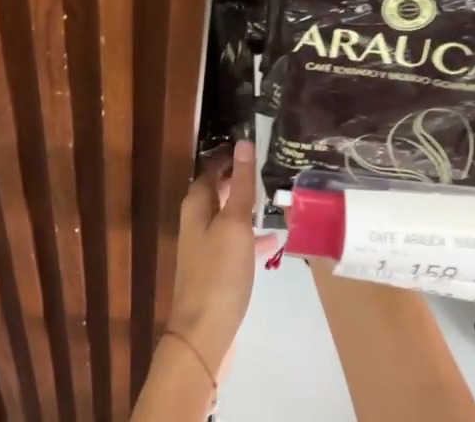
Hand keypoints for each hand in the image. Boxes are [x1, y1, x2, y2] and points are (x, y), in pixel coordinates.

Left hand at [164, 141, 278, 369]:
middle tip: (272, 170)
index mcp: (196, 205)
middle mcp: (196, 221)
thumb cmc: (219, 272)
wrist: (204, 331)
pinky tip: (274, 240)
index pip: (212, 169)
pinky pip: (236, 243)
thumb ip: (240, 185)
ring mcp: (206, 247)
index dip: (231, 157)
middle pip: (219, 192)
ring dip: (249, 208)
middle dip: (241, 181)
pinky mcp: (217, 270)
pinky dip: (252, 238)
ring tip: (279, 200)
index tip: (257, 145)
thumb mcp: (234, 223)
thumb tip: (244, 143)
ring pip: (229, 218)